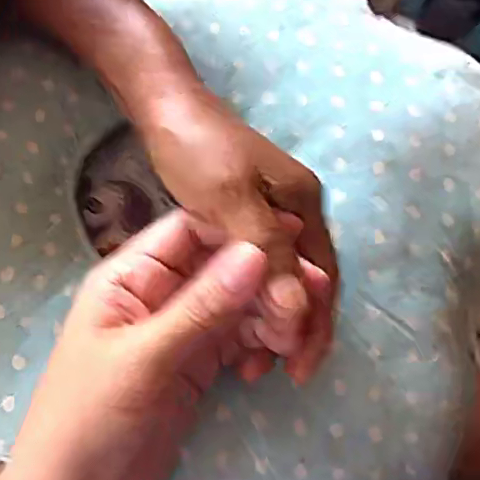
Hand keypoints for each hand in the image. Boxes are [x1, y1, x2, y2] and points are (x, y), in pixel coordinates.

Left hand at [0, 211, 268, 479]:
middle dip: (267, 280)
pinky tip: (270, 368)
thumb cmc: (90, 416)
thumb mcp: (143, 360)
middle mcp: (158, 292)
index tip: (291, 243)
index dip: (240, 230)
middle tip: (306, 304)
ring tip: (293, 342)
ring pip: (239, 302)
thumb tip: (257, 252)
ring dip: (272, 316)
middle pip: (224, 264)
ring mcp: (180, 327)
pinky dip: (262, 345)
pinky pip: (240, 338)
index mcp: (130, 275)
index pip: (191, 229)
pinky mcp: (198, 362)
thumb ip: (200, 308)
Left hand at [139, 89, 337, 382]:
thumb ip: (265, 251)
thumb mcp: (229, 199)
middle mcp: (290, 215)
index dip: (309, 324)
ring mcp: (263, 219)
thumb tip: (299, 310)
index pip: (317, 278)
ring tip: (252, 363)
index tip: (296, 366)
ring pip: (274, 283)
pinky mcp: (237, 224)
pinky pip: (249, 273)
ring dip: (268, 321)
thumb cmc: (194, 150)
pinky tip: (233, 328)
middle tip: (277, 372)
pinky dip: (244, 302)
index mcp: (299, 207)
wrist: (161, 106)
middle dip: (292, 329)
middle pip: (302, 284)